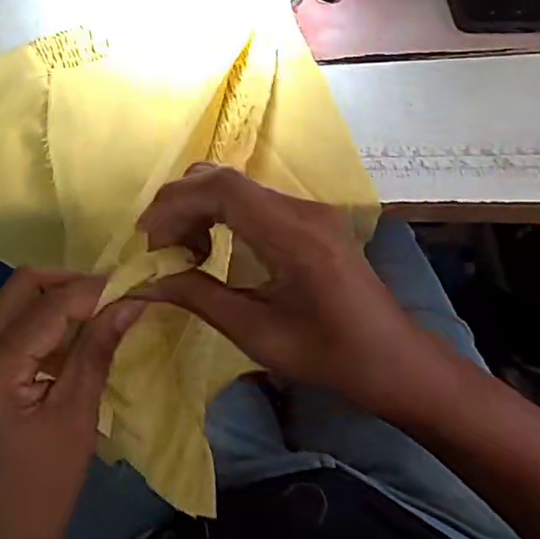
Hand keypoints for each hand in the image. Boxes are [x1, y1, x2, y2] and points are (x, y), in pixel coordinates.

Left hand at [0, 268, 143, 538]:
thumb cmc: (40, 492)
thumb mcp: (76, 418)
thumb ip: (98, 351)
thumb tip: (131, 303)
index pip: (51, 304)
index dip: (97, 290)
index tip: (137, 285)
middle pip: (24, 285)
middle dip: (72, 283)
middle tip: (117, 295)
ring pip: (15, 300)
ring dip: (58, 299)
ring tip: (104, 312)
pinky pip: (10, 323)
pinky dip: (44, 321)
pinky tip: (76, 336)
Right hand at [138, 164, 449, 415]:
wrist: (395, 360)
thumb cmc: (330, 356)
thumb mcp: (257, 333)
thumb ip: (198, 297)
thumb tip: (144, 281)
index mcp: (295, 236)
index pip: (222, 190)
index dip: (174, 206)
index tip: (148, 242)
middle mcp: (302, 209)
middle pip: (222, 178)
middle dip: (178, 205)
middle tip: (157, 248)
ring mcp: (308, 208)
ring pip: (233, 184)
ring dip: (196, 208)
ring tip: (182, 252)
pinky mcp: (308, 216)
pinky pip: (250, 199)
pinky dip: (217, 213)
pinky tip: (211, 247)